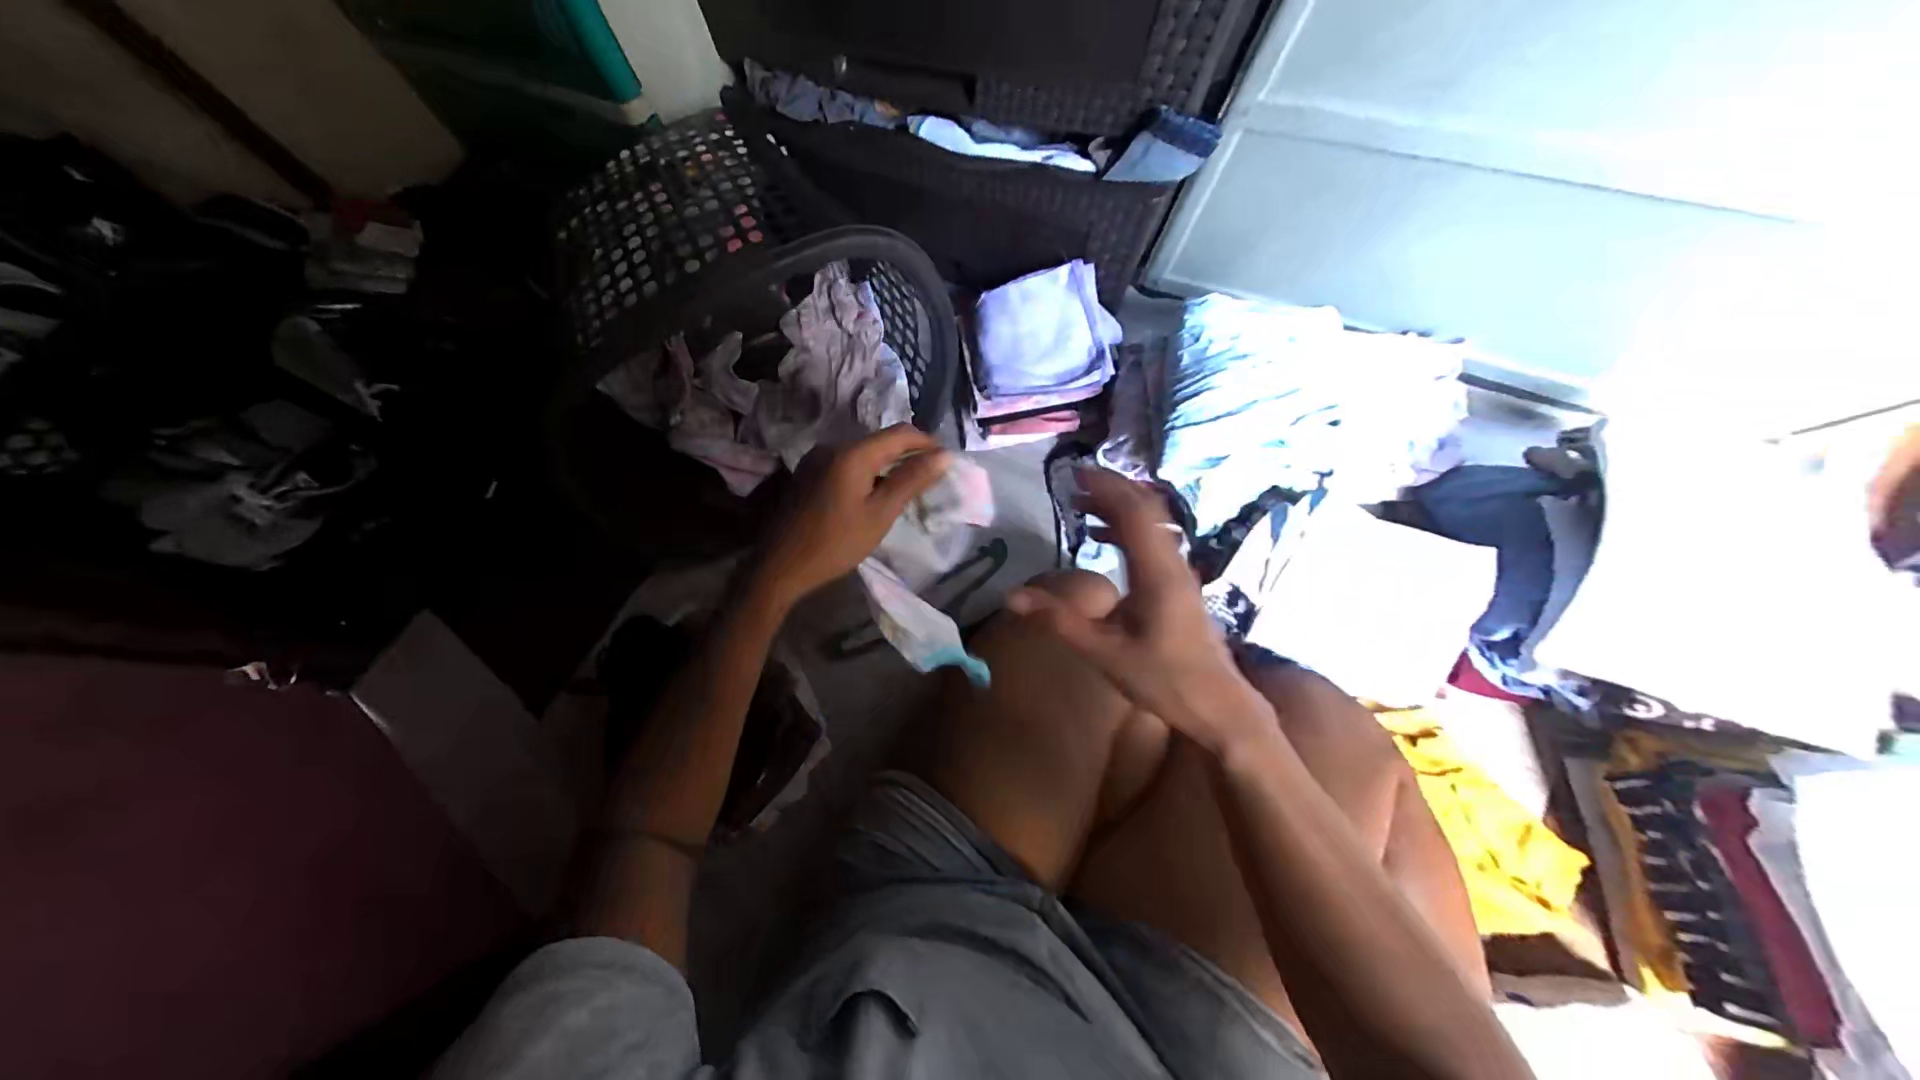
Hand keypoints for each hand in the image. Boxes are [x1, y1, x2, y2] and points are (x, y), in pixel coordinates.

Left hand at [755, 424, 950, 607]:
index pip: (900, 433)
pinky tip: (876, 493)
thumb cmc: (835, 544)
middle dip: (909, 454)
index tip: (947, 461)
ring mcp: (817, 458)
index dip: (927, 443)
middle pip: (881, 440)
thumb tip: (944, 455)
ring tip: (908, 487)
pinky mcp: (809, 472)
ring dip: (888, 464)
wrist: (779, 566)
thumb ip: (911, 481)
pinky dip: (868, 472)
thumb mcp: (879, 514)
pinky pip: (847, 463)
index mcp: (852, 453)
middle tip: (931, 477)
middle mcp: (833, 446)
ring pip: (864, 452)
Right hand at [1006, 467, 1277, 754]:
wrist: (1220, 707)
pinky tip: (1102, 538)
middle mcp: (1173, 564)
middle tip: (1073, 480)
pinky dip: (1127, 528)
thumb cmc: (1165, 681)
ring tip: (1081, 502)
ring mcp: (1180, 573)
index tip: (1074, 473)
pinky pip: (1153, 541)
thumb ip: (1059, 621)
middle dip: (1110, 489)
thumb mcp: (1104, 655)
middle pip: (1145, 510)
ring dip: (1119, 506)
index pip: (1133, 513)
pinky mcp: (1179, 585)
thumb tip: (1012, 596)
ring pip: (1152, 524)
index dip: (1105, 488)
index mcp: (1157, 574)